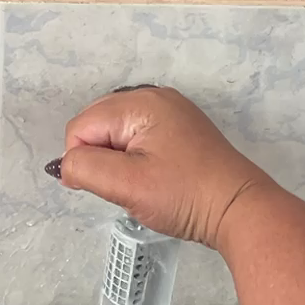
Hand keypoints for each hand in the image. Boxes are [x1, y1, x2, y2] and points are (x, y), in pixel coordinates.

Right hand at [48, 86, 277, 248]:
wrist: (239, 208)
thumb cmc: (185, 196)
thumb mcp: (128, 185)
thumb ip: (85, 168)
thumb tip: (65, 165)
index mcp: (140, 102)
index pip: (81, 126)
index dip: (84, 161)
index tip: (109, 187)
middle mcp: (154, 96)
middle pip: (97, 123)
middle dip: (100, 157)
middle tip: (127, 186)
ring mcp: (169, 110)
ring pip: (116, 132)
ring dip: (117, 159)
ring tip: (142, 182)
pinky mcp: (179, 127)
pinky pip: (138, 136)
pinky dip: (135, 157)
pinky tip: (153, 176)